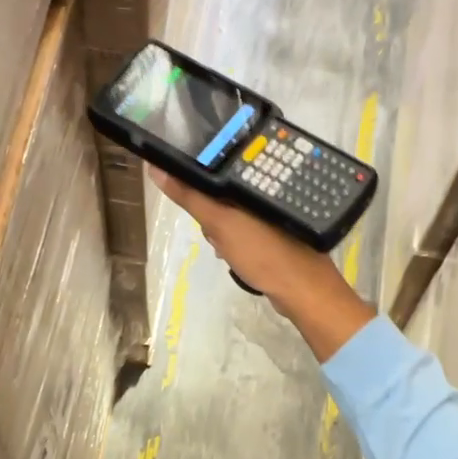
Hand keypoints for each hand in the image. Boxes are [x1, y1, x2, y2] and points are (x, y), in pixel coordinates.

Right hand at [148, 167, 376, 361]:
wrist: (300, 290)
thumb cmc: (262, 252)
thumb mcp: (220, 223)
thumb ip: (190, 196)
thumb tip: (157, 168)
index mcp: (254, 178)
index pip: (216, 168)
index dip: (200, 187)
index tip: (199, 208)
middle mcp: (266, 190)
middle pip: (223, 193)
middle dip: (214, 217)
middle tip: (218, 236)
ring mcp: (275, 212)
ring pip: (234, 214)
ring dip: (225, 234)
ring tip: (231, 251)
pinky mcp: (279, 232)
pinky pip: (248, 231)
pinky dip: (239, 243)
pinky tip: (241, 259)